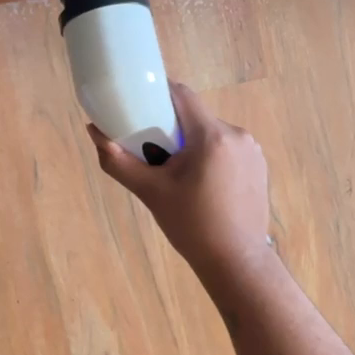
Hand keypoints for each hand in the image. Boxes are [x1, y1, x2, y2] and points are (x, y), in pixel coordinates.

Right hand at [89, 82, 281, 287]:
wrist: (236, 261)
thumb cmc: (191, 226)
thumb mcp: (150, 192)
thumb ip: (119, 161)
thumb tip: (95, 131)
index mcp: (211, 136)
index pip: (182, 95)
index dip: (159, 94)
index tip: (140, 104)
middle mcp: (237, 135)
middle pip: (196, 116)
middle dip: (173, 127)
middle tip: (154, 151)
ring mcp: (252, 150)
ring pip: (212, 133)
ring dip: (193, 143)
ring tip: (178, 173)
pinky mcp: (259, 165)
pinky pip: (228, 148)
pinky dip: (211, 157)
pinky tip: (203, 184)